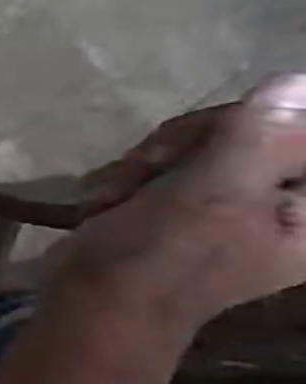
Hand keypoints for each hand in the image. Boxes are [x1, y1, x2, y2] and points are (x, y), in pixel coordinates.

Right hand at [61, 74, 305, 326]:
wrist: (97, 301)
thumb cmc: (161, 256)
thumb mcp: (208, 195)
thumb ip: (255, 139)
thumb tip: (293, 82)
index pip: (304, 131)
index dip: (248, 123)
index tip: (191, 143)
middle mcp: (298, 204)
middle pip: (254, 132)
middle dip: (181, 144)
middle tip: (143, 165)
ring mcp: (244, 205)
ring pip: (203, 147)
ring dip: (145, 163)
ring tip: (115, 193)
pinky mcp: (197, 207)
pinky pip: (172, 168)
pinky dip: (132, 177)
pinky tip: (110, 199)